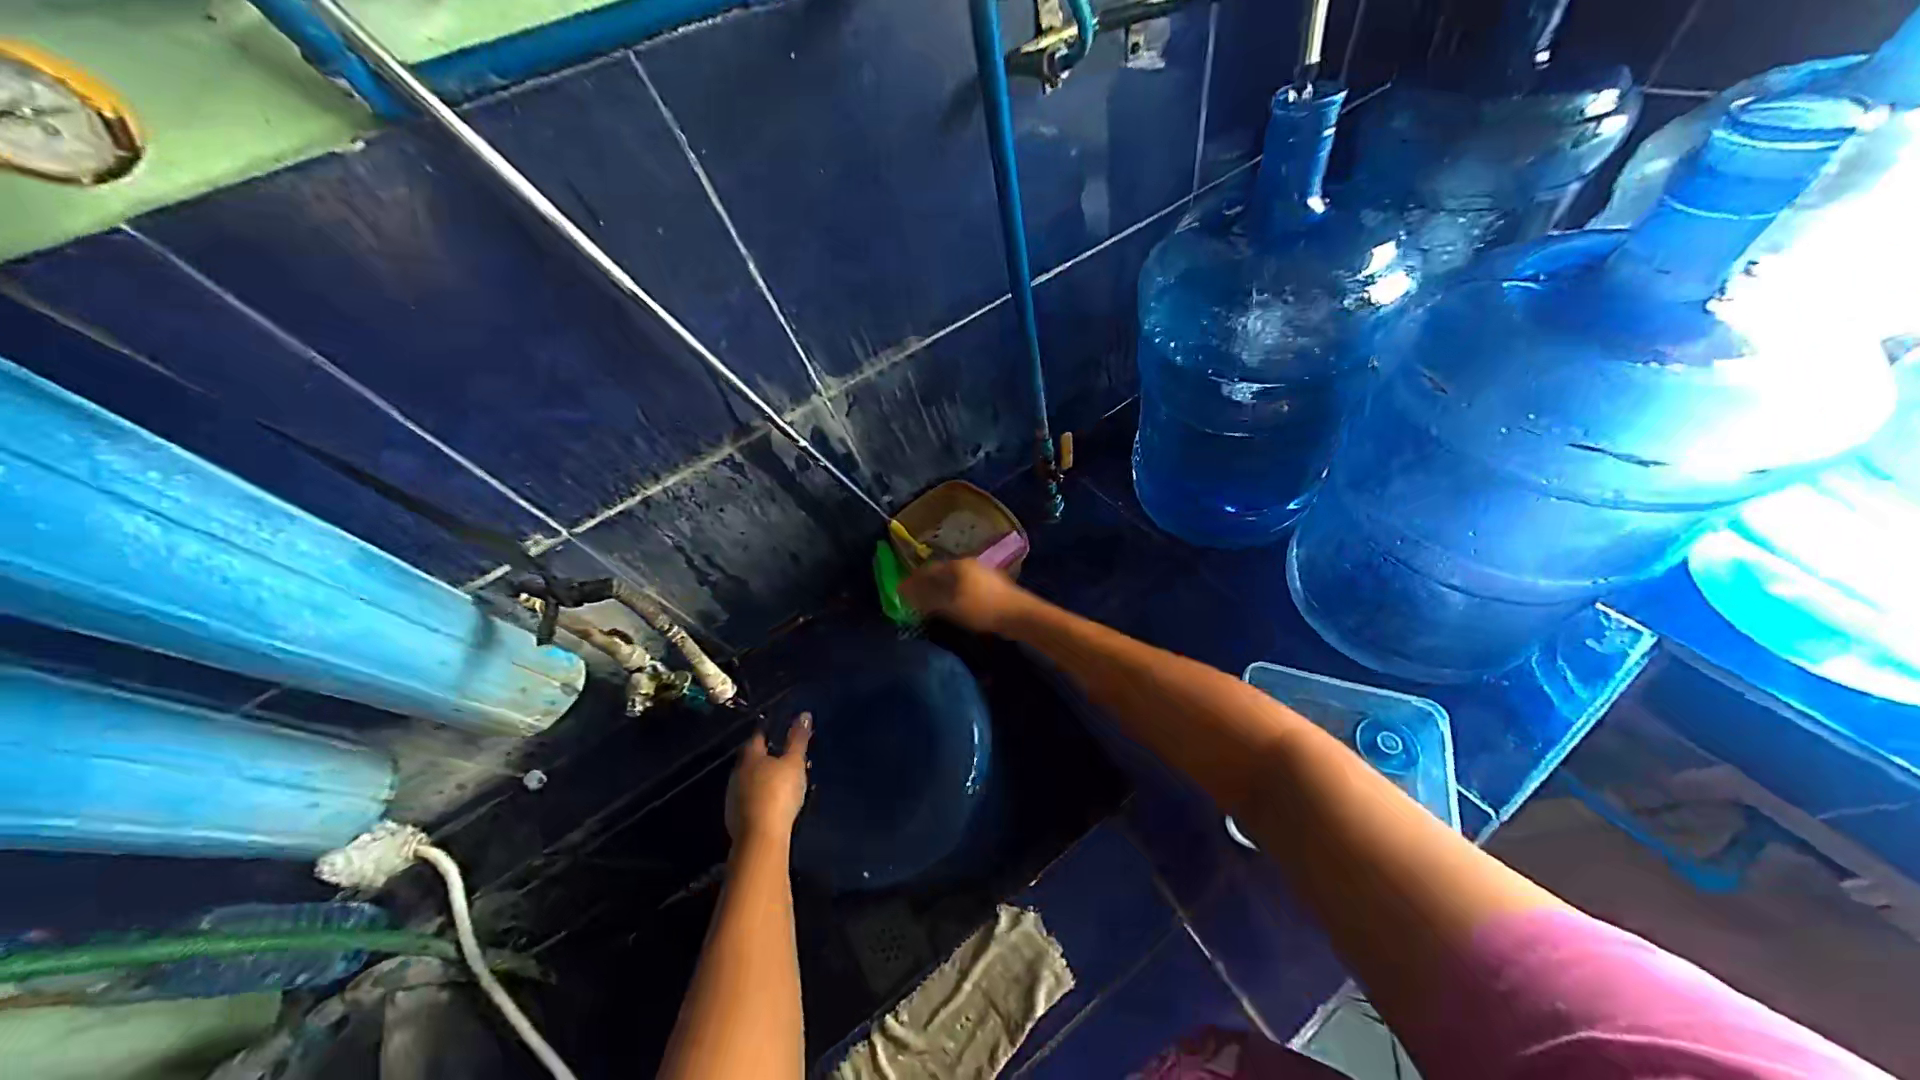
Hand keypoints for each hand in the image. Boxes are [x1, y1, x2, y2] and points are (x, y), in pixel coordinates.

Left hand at [726, 712, 811, 845]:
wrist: (760, 837)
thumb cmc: (779, 793)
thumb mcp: (794, 763)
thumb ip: (798, 739)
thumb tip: (804, 714)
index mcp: (750, 757)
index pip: (757, 737)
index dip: (768, 732)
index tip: (779, 730)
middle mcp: (737, 773)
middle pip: (751, 759)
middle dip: (766, 756)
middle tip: (785, 757)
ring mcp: (733, 796)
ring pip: (749, 780)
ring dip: (763, 778)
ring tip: (782, 781)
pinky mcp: (735, 817)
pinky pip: (749, 799)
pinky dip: (761, 796)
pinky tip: (773, 803)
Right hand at [899, 558, 1027, 633]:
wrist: (1019, 615)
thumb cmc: (982, 608)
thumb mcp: (950, 605)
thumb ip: (927, 598)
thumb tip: (905, 592)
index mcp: (958, 565)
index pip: (928, 569)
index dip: (913, 580)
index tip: (901, 590)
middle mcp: (969, 565)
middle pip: (941, 573)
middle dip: (926, 585)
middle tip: (913, 599)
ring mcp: (981, 574)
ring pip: (953, 580)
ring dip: (940, 591)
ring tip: (930, 604)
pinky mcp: (990, 586)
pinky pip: (964, 587)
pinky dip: (953, 594)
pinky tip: (951, 606)